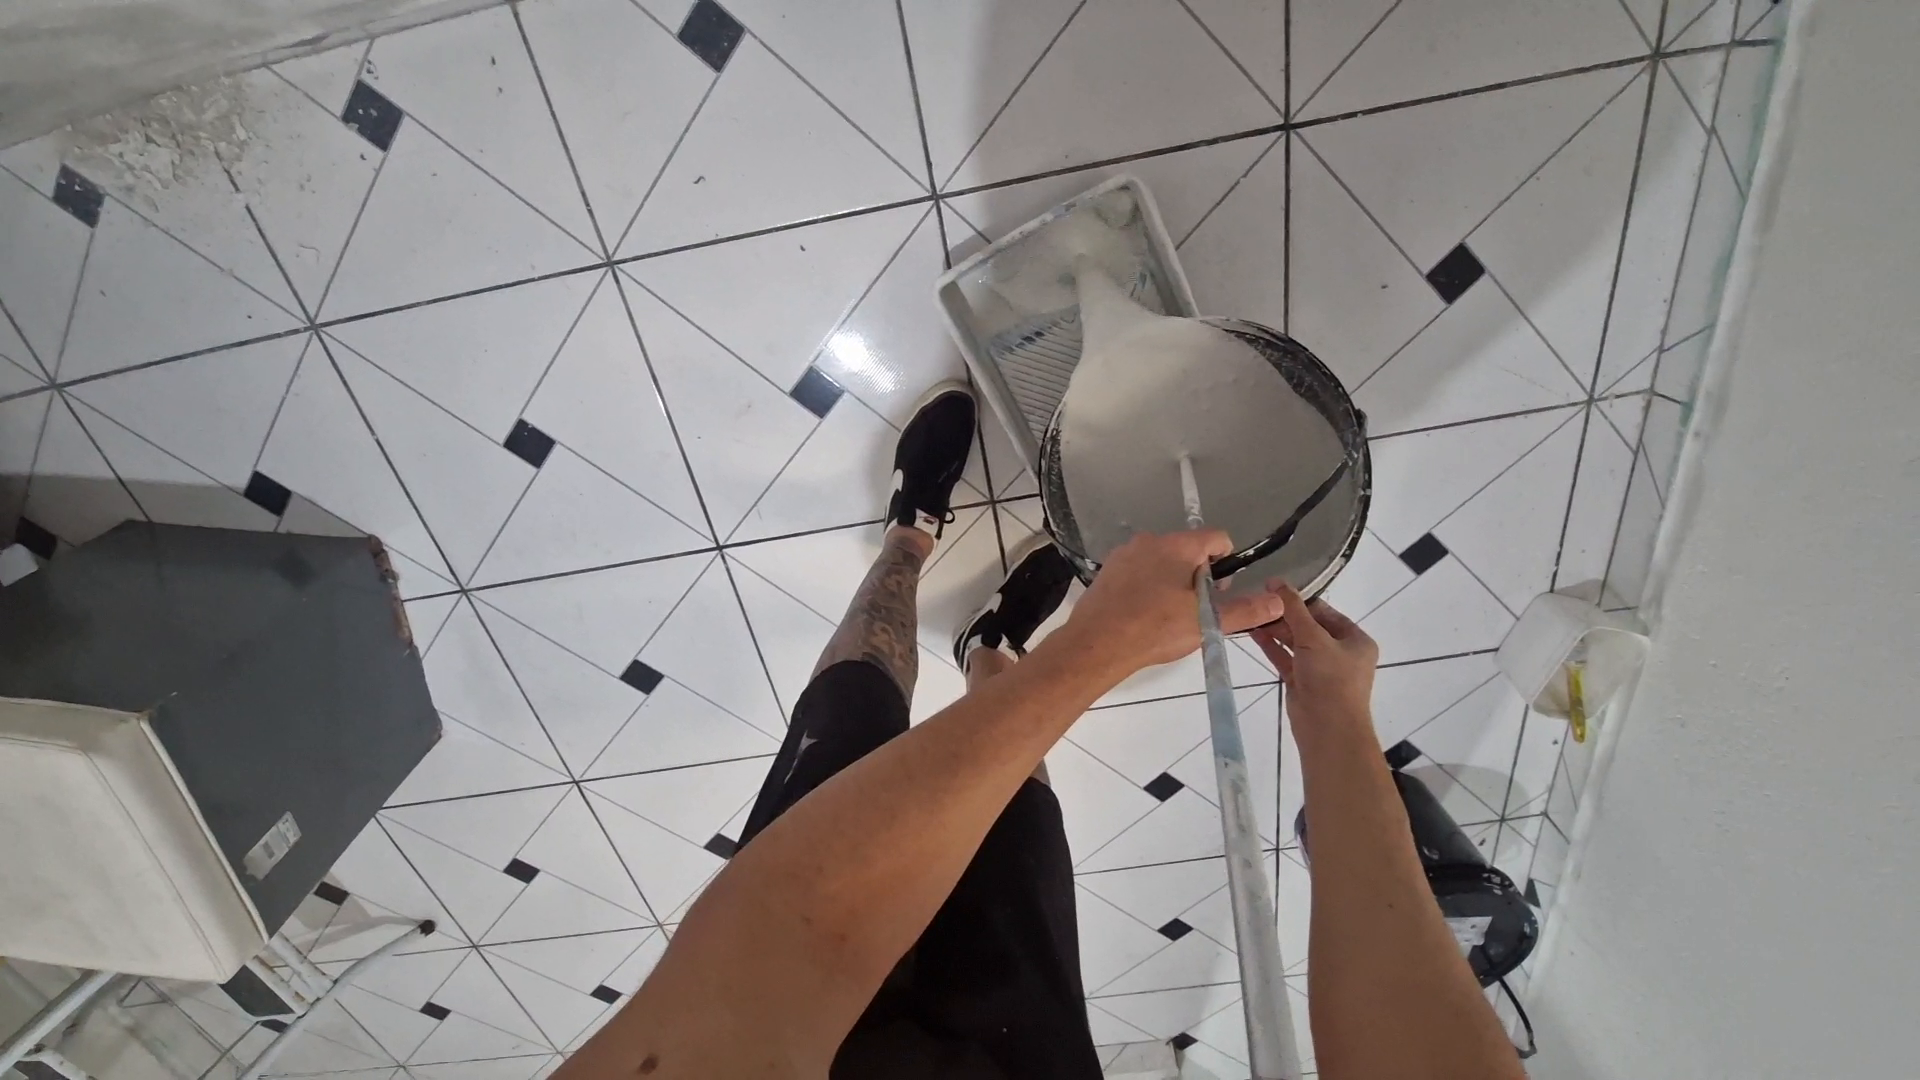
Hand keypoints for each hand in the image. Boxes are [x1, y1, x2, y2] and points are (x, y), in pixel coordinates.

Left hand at [1063, 530, 1287, 675]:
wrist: (1096, 644)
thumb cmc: (1155, 628)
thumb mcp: (1206, 622)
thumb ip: (1244, 610)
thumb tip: (1277, 602)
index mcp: (1176, 545)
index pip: (1216, 538)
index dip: (1227, 562)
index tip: (1220, 592)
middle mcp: (1149, 541)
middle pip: (1188, 550)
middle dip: (1199, 575)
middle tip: (1196, 609)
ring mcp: (1124, 555)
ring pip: (1162, 562)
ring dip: (1173, 582)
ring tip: (1170, 616)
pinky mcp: (1107, 572)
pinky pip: (1139, 573)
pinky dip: (1148, 588)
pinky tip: (1144, 615)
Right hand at [1250, 586, 1377, 732]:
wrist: (1328, 728)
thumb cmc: (1330, 678)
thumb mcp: (1313, 638)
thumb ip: (1293, 609)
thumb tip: (1276, 581)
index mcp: (1355, 640)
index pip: (1324, 611)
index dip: (1299, 600)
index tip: (1272, 588)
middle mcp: (1339, 652)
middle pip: (1308, 626)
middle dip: (1283, 615)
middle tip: (1256, 601)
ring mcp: (1319, 668)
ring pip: (1294, 642)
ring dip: (1274, 629)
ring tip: (1250, 613)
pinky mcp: (1302, 681)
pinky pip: (1285, 657)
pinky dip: (1271, 645)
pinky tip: (1253, 632)